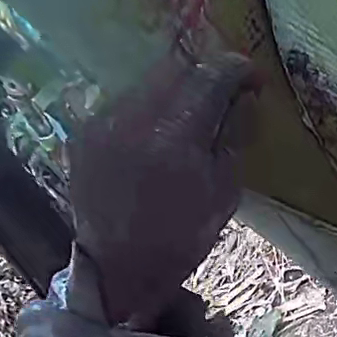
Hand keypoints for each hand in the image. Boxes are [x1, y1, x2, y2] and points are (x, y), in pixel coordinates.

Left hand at [67, 51, 255, 327]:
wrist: (119, 269)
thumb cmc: (181, 239)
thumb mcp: (224, 193)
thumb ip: (233, 138)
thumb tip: (243, 100)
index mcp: (174, 138)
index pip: (209, 77)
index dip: (237, 70)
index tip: (252, 78)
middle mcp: (133, 119)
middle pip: (175, 67)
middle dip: (205, 73)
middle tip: (223, 92)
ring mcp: (102, 123)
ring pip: (146, 81)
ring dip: (175, 88)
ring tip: (189, 112)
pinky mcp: (83, 132)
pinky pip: (123, 102)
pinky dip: (147, 108)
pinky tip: (157, 132)